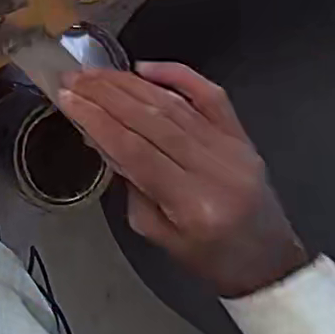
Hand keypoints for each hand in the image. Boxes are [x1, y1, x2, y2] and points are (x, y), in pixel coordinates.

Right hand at [59, 62, 310, 297]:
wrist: (269, 266)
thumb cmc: (206, 257)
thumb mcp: (153, 229)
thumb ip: (128, 180)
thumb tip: (99, 134)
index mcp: (192, 202)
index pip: (133, 148)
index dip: (95, 118)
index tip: (65, 96)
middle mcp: (215, 169)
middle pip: (150, 119)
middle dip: (104, 93)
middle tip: (73, 77)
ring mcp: (233, 148)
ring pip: (172, 104)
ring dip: (127, 83)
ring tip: (93, 72)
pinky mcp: (242, 136)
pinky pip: (210, 95)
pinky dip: (177, 75)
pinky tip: (144, 67)